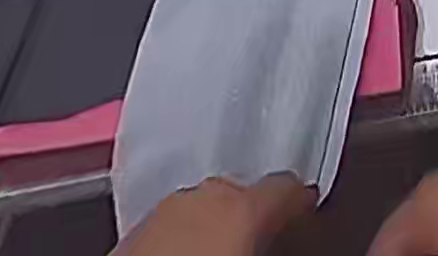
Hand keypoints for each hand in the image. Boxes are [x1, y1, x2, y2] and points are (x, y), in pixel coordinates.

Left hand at [116, 174, 313, 255]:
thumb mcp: (253, 251)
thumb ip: (273, 240)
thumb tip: (287, 238)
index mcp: (242, 208)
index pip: (287, 188)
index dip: (300, 203)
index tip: (304, 213)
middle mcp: (205, 196)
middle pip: (244, 192)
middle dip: (253, 216)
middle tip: (261, 242)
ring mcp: (166, 211)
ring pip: (206, 206)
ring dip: (217, 226)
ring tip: (222, 252)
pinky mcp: (133, 233)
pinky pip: (175, 226)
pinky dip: (186, 239)